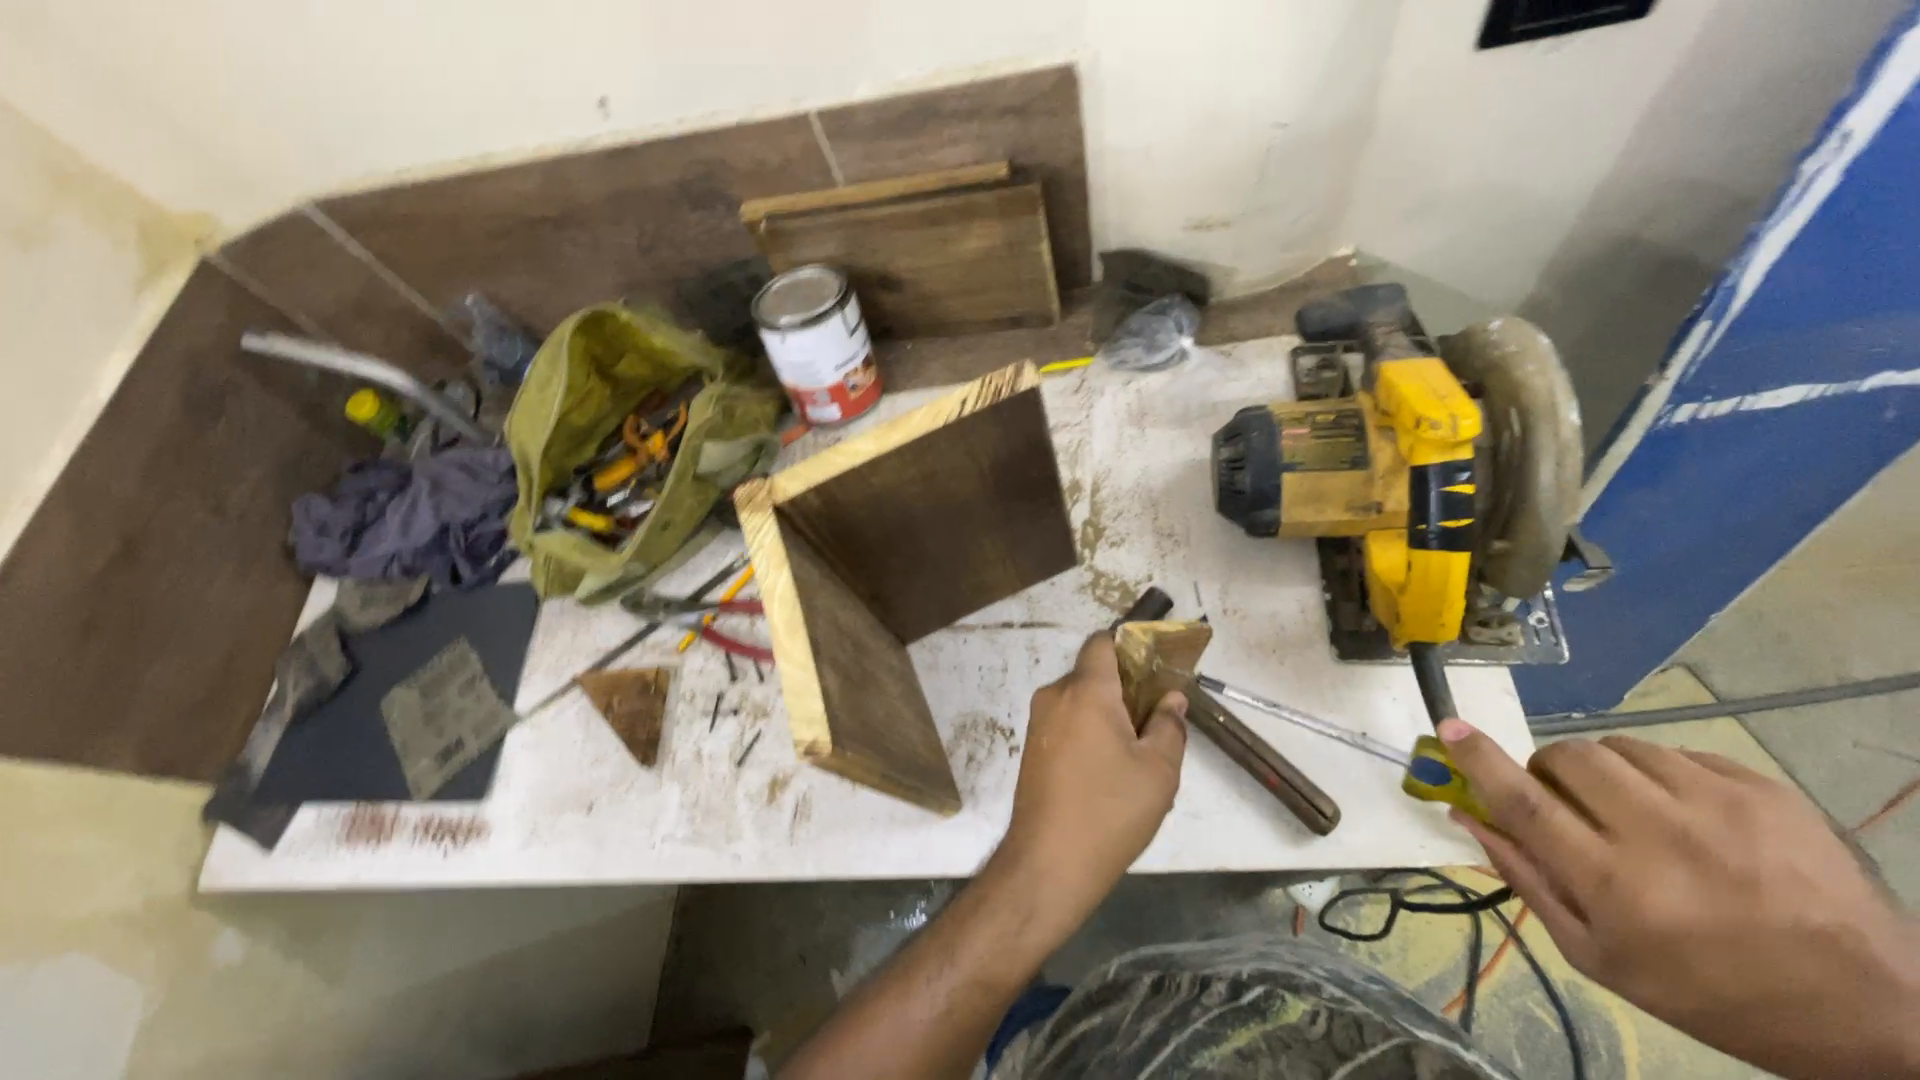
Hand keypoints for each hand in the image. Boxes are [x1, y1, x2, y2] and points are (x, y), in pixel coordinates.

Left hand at [996, 634, 1186, 925]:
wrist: (1048, 864)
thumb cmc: (1109, 812)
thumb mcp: (1158, 771)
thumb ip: (1169, 726)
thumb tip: (1171, 699)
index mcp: (1085, 691)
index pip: (1102, 642)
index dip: (1130, 645)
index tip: (1158, 666)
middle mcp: (1055, 698)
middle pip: (1094, 675)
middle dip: (1127, 690)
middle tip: (1159, 723)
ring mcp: (1039, 725)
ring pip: (1082, 703)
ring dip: (1110, 717)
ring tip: (1140, 758)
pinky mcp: (1033, 752)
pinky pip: (1068, 726)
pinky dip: (1091, 735)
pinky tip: (1112, 775)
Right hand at [1439, 718, 1919, 1079]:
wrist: (1865, 1006)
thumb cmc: (1707, 992)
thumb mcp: (1598, 956)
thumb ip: (1527, 880)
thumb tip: (1468, 816)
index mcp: (1615, 885)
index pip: (1523, 803)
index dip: (1478, 761)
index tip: (1449, 727)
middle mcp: (1661, 834)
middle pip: (1567, 759)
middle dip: (1547, 769)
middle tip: (1560, 799)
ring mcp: (1719, 804)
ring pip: (1620, 748)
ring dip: (1603, 770)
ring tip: (1628, 809)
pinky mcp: (1763, 789)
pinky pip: (1677, 754)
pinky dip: (1659, 775)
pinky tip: (1683, 815)